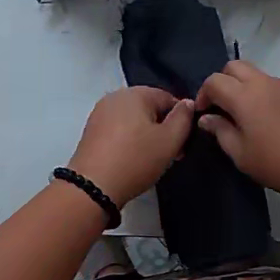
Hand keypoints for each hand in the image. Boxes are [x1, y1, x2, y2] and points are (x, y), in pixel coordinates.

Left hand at [66, 87, 194, 204]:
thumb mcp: (170, 140)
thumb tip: (188, 103)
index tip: (183, 143)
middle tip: (171, 154)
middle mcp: (114, 97)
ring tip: (152, 160)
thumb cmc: (136, 160)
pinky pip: (119, 132)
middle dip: (163, 129)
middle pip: (149, 109)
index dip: (181, 120)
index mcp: (134, 93)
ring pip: (134, 122)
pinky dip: (130, 143)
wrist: (93, 187)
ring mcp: (100, 115)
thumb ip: (184, 118)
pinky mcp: (91, 133)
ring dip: (147, 137)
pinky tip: (133, 161)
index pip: (169, 98)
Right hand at [195, 61, 279, 200]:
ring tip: (246, 116)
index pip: (214, 81)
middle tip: (222, 107)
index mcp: (244, 96)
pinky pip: (275, 86)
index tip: (204, 113)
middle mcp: (264, 83)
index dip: (203, 94)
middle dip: (223, 82)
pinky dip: (264, 94)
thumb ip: (221, 132)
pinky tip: (270, 121)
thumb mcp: (241, 154)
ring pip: (257, 75)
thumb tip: (207, 118)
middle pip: (235, 66)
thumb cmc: (277, 164)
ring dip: (244, 87)